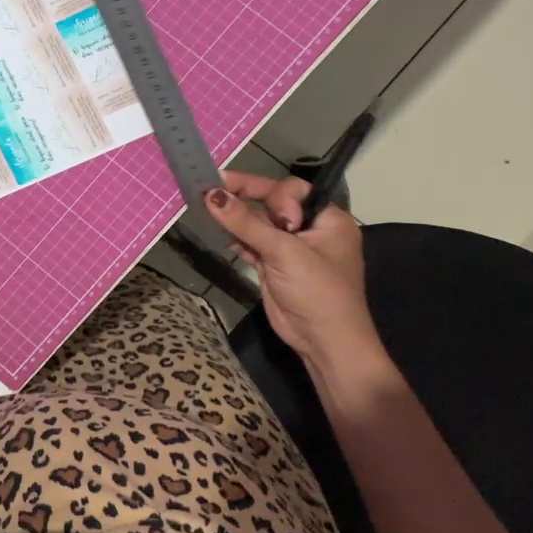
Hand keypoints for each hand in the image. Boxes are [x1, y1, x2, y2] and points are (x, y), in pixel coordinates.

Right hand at [206, 170, 380, 367]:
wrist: (324, 344)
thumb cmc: (317, 292)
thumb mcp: (284, 253)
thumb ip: (246, 222)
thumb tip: (210, 194)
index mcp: (328, 220)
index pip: (293, 190)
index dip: (277, 198)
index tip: (275, 218)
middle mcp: (309, 229)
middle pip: (271, 202)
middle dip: (245, 198)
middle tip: (211, 189)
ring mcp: (290, 248)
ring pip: (257, 221)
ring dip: (234, 216)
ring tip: (205, 205)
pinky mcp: (273, 264)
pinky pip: (249, 240)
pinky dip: (233, 235)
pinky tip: (217, 230)